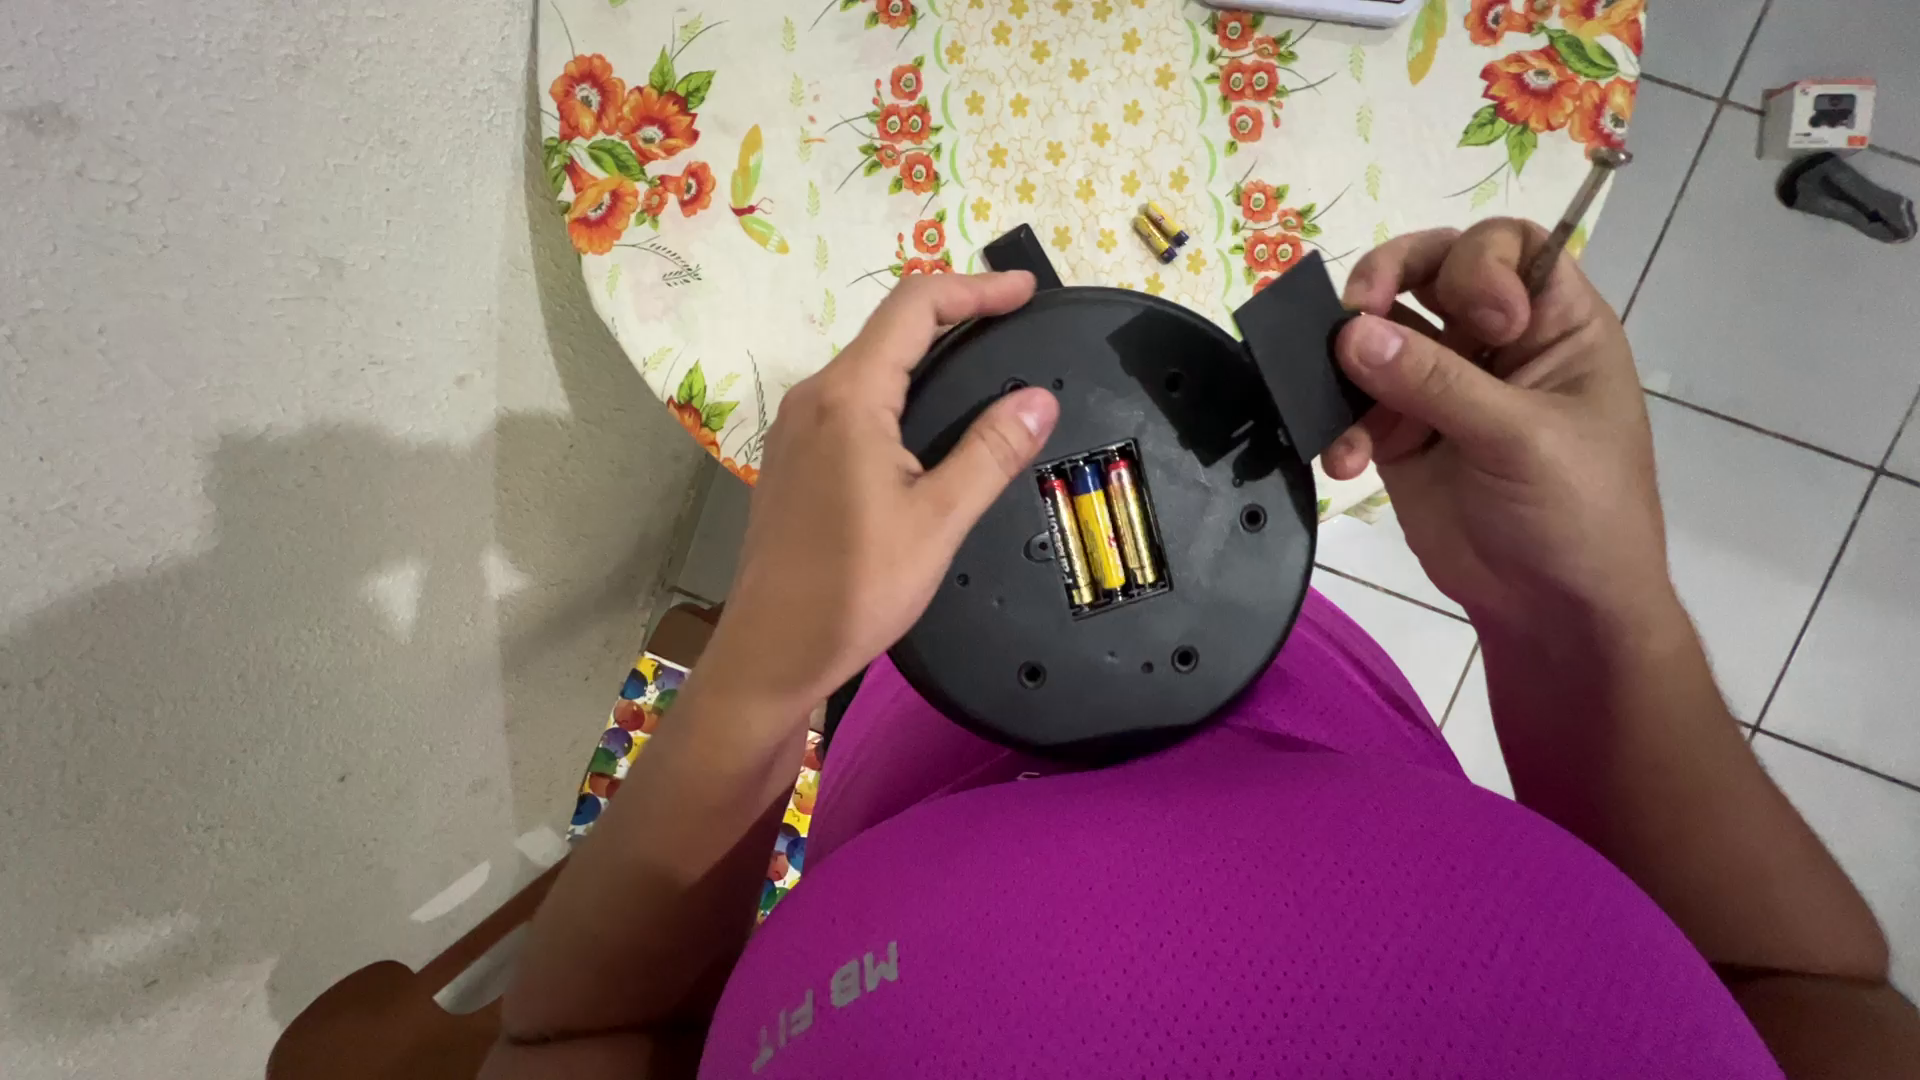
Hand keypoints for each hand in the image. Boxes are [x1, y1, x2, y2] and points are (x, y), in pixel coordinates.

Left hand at [701, 272, 1060, 708]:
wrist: (773, 649)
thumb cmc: (855, 587)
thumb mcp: (937, 521)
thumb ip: (989, 453)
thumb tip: (1039, 399)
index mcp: (848, 399)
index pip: (914, 309)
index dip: (974, 289)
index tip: (1024, 291)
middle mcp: (812, 399)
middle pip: (887, 331)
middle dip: (952, 316)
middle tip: (1009, 324)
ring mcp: (794, 429)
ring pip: (866, 367)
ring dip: (922, 355)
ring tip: (976, 366)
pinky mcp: (791, 459)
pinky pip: (849, 403)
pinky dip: (894, 391)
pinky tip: (921, 423)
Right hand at [1319, 220, 1678, 634]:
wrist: (1546, 603)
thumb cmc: (1575, 510)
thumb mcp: (1519, 437)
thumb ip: (1435, 383)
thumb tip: (1348, 335)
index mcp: (1551, 325)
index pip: (1506, 249)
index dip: (1476, 266)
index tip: (1473, 321)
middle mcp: (1487, 345)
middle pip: (1424, 277)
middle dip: (1382, 286)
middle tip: (1352, 311)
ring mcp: (1435, 390)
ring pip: (1372, 343)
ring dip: (1344, 370)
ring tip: (1335, 410)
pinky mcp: (1396, 435)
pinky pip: (1351, 410)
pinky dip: (1340, 432)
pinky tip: (1342, 465)